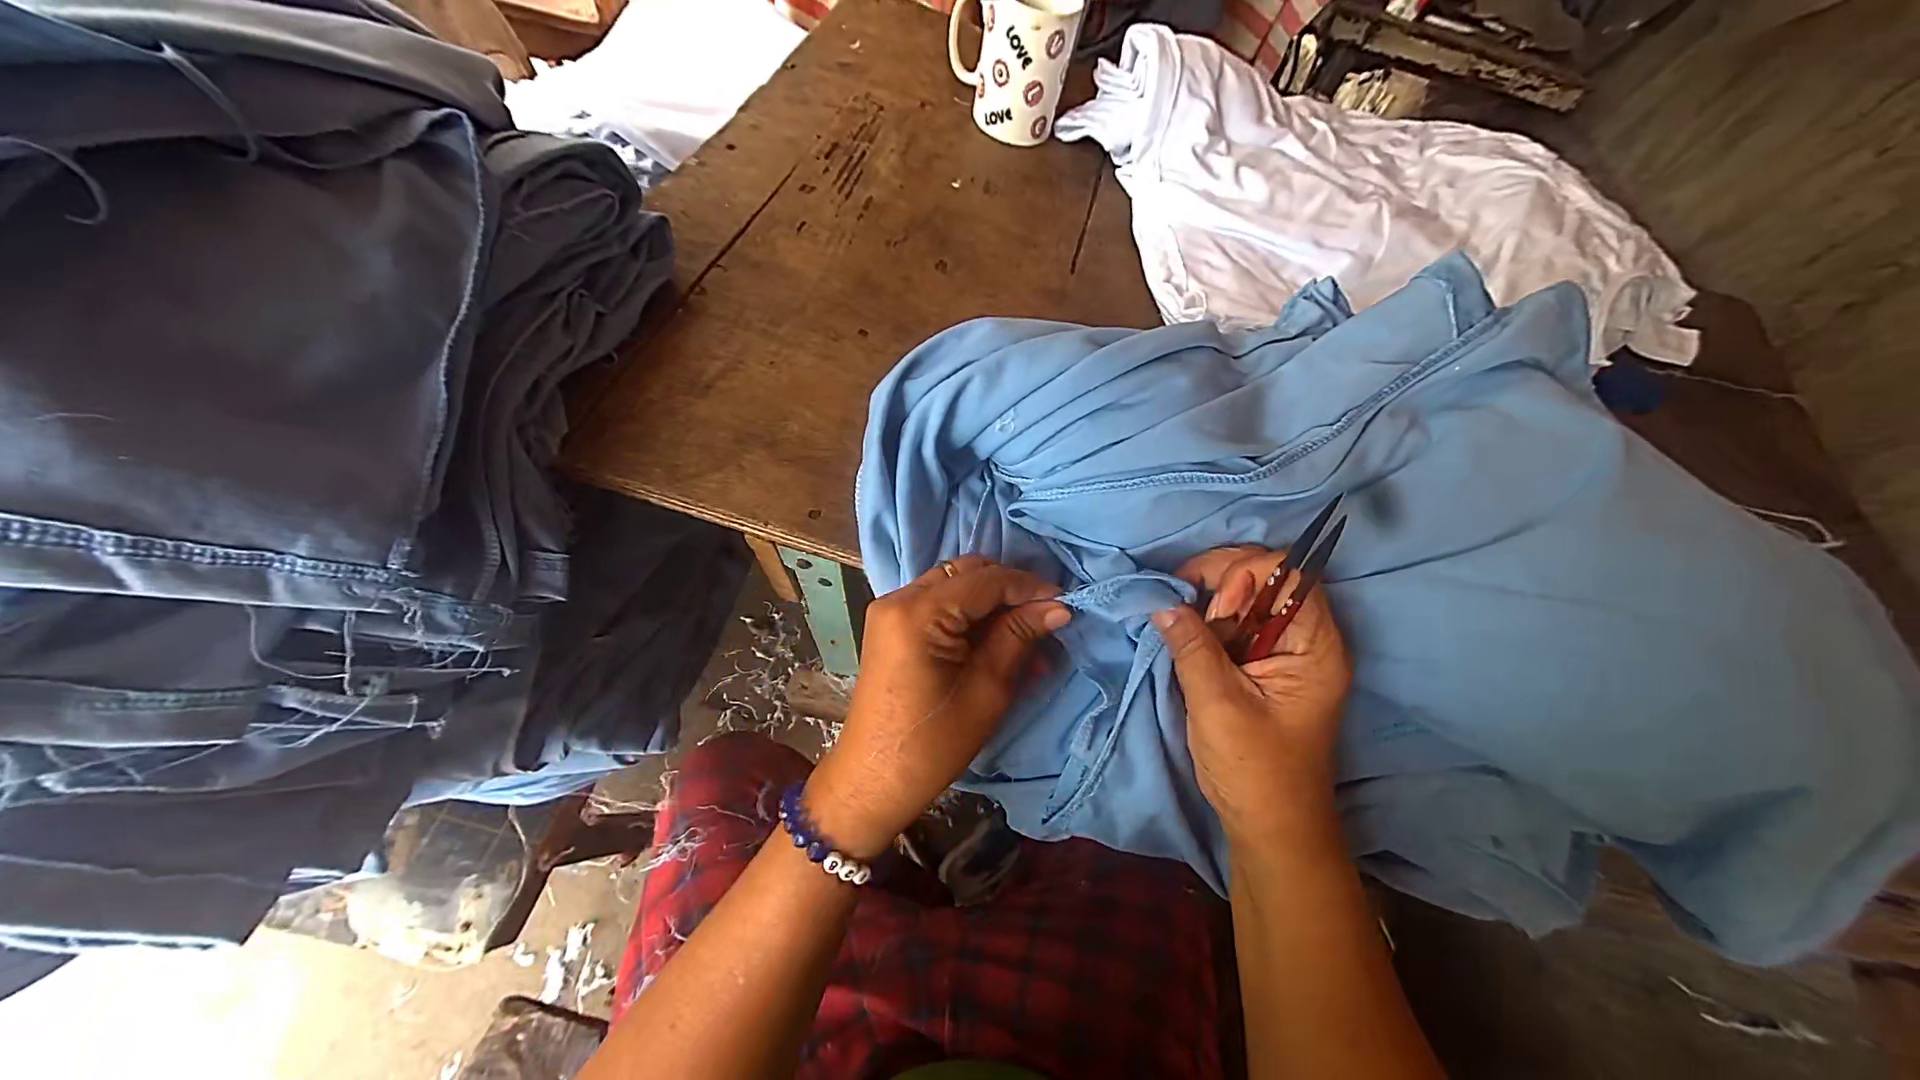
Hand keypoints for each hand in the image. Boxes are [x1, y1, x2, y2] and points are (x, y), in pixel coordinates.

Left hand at [804, 556, 1071, 857]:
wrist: (875, 780)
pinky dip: (971, 617)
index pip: (985, 580)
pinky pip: (939, 604)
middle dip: (1010, 591)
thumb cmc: (933, 744)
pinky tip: (999, 644)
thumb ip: (1019, 636)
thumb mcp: (986, 689)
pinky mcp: (892, 626)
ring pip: (955, 585)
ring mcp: (891, 610)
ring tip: (1027, 639)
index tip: (1064, 605)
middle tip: (1044, 619)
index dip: (1029, 587)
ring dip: (992, 605)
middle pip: (967, 573)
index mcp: (918, 613)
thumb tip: (1057, 607)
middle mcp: (898, 598)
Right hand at [1152, 546, 1351, 841]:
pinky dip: (1210, 624)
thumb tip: (1162, 603)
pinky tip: (1189, 638)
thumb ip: (1193, 647)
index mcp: (1315, 647)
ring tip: (1185, 630)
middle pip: (1268, 578)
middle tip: (1186, 612)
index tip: (1201, 596)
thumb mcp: (1217, 705)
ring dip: (1211, 605)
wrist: (1270, 826)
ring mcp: (1286, 653)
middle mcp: (1307, 641)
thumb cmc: (1254, 770)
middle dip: (1221, 584)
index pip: (1288, 573)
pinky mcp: (1264, 666)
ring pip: (1248, 599)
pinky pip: (1238, 626)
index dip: (1242, 570)